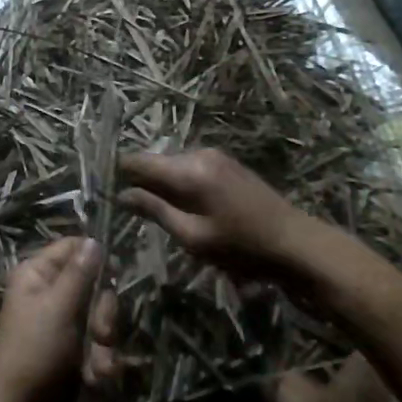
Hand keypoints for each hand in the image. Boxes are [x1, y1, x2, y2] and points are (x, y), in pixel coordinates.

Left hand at [0, 238, 117, 401]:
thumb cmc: (34, 351)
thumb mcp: (59, 307)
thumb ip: (80, 273)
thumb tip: (95, 239)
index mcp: (37, 273)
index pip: (73, 247)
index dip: (96, 259)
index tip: (114, 277)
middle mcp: (49, 290)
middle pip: (93, 284)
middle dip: (103, 314)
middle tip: (101, 335)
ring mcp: (60, 319)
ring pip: (98, 316)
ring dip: (103, 344)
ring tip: (97, 368)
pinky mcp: (70, 346)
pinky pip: (95, 342)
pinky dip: (98, 359)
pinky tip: (94, 378)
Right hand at [118, 149, 317, 272]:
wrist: (296, 242)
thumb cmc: (242, 247)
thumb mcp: (193, 236)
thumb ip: (155, 211)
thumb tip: (121, 195)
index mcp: (188, 171)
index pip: (138, 161)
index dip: (118, 173)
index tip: (105, 188)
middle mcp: (198, 154)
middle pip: (154, 162)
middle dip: (140, 182)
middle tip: (132, 211)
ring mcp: (214, 155)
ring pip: (171, 165)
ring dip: (161, 184)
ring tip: (160, 213)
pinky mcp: (225, 162)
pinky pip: (189, 167)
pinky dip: (179, 183)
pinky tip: (185, 207)